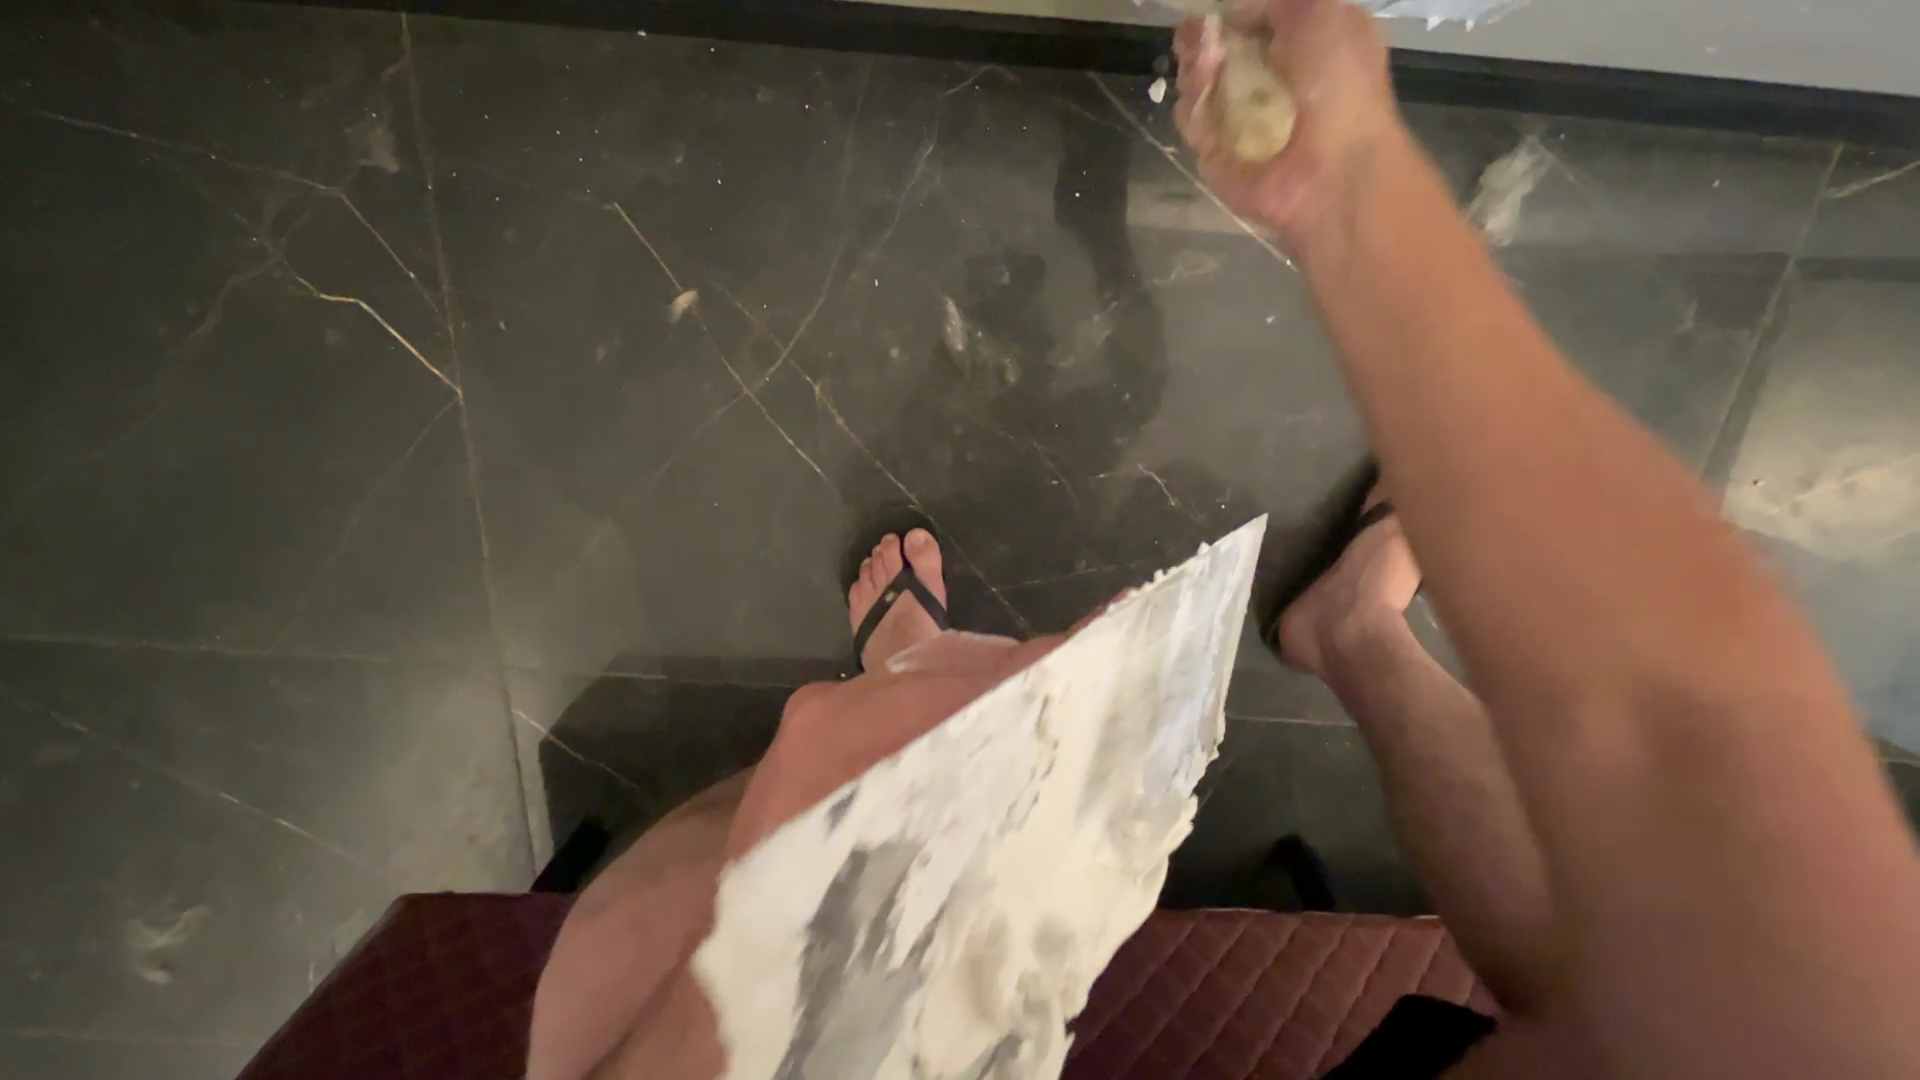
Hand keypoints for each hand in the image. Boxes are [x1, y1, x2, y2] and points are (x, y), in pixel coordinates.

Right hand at [1174, 0, 1400, 250]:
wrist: (1330, 170)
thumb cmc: (1339, 85)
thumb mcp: (1323, 12)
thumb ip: (1279, 3)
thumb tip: (1235, 15)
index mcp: (1303, 50)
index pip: (1254, 27)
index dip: (1231, 18)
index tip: (1213, 17)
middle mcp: (1269, 87)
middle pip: (1219, 56)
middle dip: (1203, 42)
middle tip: (1198, 41)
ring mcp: (1239, 125)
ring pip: (1200, 87)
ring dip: (1196, 71)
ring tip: (1206, 67)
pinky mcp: (1215, 158)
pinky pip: (1193, 124)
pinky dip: (1193, 108)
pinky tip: (1201, 97)